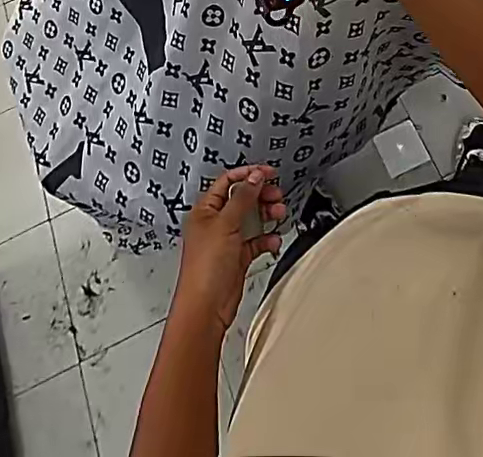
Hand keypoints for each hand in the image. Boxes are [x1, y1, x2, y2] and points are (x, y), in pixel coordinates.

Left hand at [171, 165, 285, 332]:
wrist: (206, 308)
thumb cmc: (204, 270)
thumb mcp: (225, 224)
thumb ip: (243, 198)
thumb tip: (254, 177)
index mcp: (205, 210)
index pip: (228, 182)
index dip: (248, 174)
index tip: (267, 173)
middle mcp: (215, 223)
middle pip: (243, 198)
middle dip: (262, 195)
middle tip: (276, 195)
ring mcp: (227, 240)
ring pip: (252, 218)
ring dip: (267, 215)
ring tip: (278, 214)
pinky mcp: (237, 256)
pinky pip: (257, 240)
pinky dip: (267, 239)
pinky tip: (273, 241)